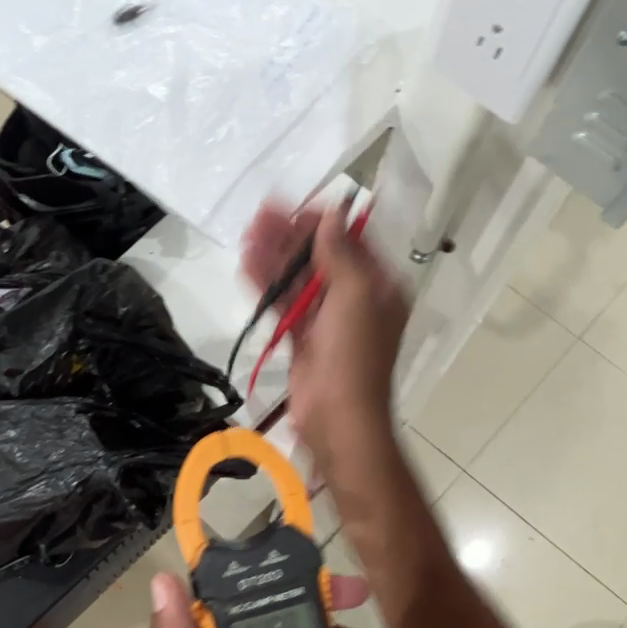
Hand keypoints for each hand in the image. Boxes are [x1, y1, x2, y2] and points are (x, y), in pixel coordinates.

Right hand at [241, 201, 409, 458]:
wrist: (338, 419)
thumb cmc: (354, 357)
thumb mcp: (356, 295)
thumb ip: (341, 253)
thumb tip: (334, 214)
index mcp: (379, 286)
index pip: (352, 241)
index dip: (323, 222)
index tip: (292, 207)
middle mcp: (356, 299)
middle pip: (320, 258)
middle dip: (291, 237)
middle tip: (259, 216)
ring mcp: (328, 320)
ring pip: (298, 280)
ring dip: (274, 258)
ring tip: (247, 235)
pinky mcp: (304, 340)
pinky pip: (284, 306)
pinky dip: (267, 287)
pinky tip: (247, 266)